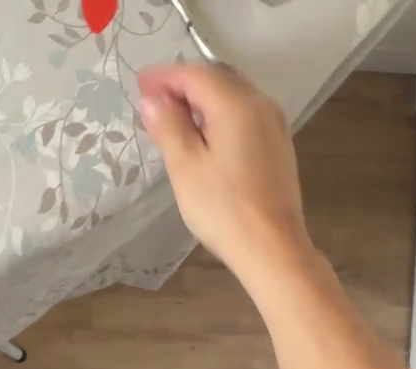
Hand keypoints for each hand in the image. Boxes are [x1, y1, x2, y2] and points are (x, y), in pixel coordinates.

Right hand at [138, 64, 313, 280]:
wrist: (270, 246)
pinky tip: (204, 134)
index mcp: (236, 104)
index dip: (165, 77)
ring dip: (201, 100)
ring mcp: (273, 124)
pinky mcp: (276, 146)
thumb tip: (154, 100)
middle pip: (217, 80)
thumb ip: (169, 128)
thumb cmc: (223, 209)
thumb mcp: (186, 168)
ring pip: (232, 98)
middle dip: (183, 85)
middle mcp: (260, 104)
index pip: (196, 75)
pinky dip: (219, 116)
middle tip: (152, 98)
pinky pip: (243, 116)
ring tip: (173, 116)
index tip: (139, 83)